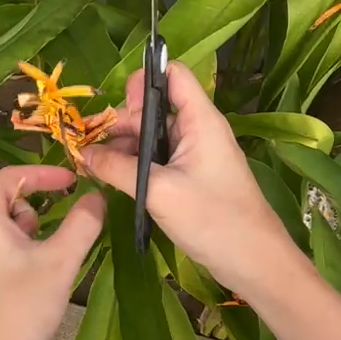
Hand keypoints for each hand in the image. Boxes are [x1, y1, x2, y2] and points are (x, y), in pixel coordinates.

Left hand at [0, 164, 105, 339]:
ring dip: (24, 233)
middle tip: (54, 243)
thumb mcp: (61, 263)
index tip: (74, 180)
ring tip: (38, 267)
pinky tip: (23, 280)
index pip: (13, 175)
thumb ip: (83, 223)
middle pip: (4, 199)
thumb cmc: (23, 311)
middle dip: (35, 213)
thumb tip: (96, 196)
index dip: (46, 174)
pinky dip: (9, 248)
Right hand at [80, 62, 298, 297]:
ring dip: (121, 146)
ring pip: (149, 135)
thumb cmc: (214, 221)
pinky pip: (155, 157)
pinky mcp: (189, 175)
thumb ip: (117, 168)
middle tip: (91, 146)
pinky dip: (132, 163)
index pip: (172, 74)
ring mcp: (193, 153)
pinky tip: (111, 177)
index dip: (143, 82)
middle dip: (119, 122)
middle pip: (151, 107)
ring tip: (93, 165)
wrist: (256, 265)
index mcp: (199, 120)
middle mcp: (196, 129)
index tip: (119, 110)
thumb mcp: (157, 192)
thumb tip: (84, 153)